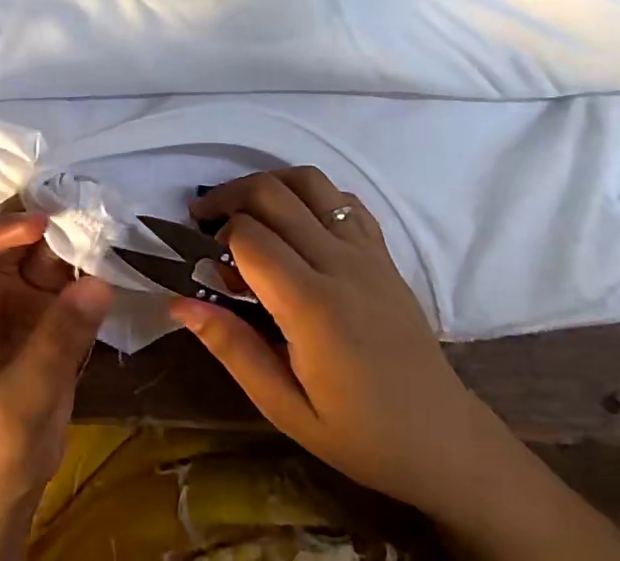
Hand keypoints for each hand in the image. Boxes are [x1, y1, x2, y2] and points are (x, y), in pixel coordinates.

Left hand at [0, 213, 112, 560]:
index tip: (43, 224)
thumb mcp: (19, 399)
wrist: (1, 497)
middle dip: (48, 224)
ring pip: (47, 256)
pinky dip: (93, 270)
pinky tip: (117, 259)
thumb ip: (58, 339)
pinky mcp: (52, 320)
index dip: (2, 229)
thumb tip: (100, 281)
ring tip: (112, 229)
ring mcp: (22, 305)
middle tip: (89, 210)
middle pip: (14, 242)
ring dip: (76, 242)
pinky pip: (72, 283)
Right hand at [171, 169, 619, 559]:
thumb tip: (177, 302)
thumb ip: (232, 347)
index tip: (203, 260)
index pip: (249, 235)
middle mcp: (340, 264)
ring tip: (245, 211)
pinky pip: (343, 200)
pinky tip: (295, 222)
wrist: (441, 438)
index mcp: (312, 306)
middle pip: (273, 193)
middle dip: (228, 196)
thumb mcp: (284, 407)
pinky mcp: (383, 252)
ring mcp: (367, 251)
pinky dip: (310, 195)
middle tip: (204, 221)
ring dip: (268, 184)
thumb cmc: (358, 433)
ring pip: (309, 181)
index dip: (216, 236)